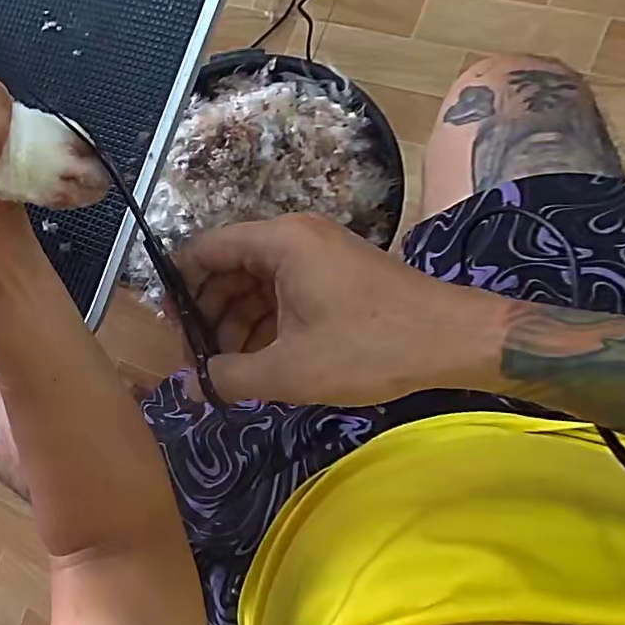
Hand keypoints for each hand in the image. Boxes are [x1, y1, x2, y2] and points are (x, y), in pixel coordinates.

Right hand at [174, 214, 504, 405]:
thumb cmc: (369, 348)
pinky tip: (263, 360)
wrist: (453, 340)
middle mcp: (295, 238)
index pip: (205, 250)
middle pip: (230, 267)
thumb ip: (229, 376)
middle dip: (210, 314)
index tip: (171, 331)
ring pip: (258, 284)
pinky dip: (268, 324)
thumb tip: (188, 386)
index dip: (178, 288)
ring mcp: (319, 255)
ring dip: (239, 324)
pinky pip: (285, 293)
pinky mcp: (336, 276)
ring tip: (231, 368)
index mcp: (279, 242)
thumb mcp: (291, 370)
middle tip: (200, 359)